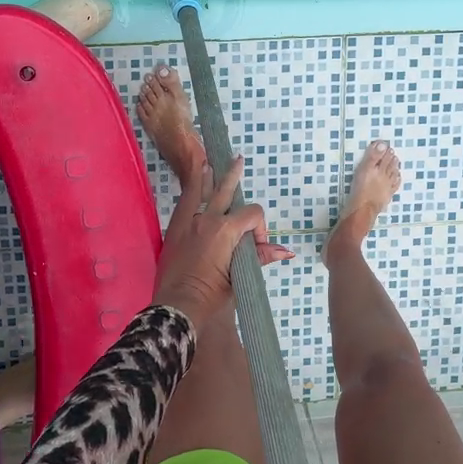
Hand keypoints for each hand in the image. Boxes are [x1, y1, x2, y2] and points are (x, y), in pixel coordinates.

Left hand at [152, 156, 293, 324]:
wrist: (178, 304)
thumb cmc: (212, 294)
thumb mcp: (239, 276)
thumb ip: (259, 257)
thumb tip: (286, 251)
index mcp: (226, 230)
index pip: (252, 214)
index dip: (260, 228)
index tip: (256, 246)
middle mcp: (208, 218)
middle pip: (226, 189)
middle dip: (234, 175)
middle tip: (238, 160)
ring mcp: (190, 219)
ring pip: (202, 188)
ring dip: (209, 174)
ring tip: (211, 159)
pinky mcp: (176, 226)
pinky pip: (185, 199)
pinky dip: (192, 187)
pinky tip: (194, 176)